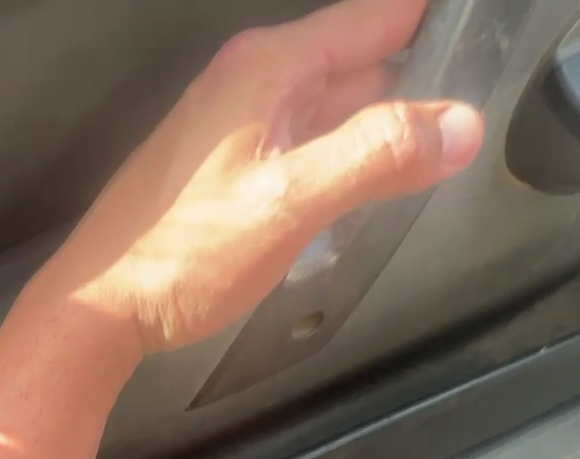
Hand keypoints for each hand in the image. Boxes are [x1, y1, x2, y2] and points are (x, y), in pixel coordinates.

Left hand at [38, 0, 482, 355]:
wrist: (99, 308)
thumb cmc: (180, 257)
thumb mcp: (289, 203)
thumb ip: (375, 158)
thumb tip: (458, 126)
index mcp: (265, 71)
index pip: (372, 17)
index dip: (433, 26)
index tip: (481, 44)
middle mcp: (241, 86)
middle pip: (348, 62)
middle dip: (408, 78)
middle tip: (462, 109)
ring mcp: (221, 129)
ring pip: (316, 109)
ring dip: (365, 123)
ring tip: (419, 144)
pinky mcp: (209, 174)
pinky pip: (285, 146)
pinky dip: (324, 156)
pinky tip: (343, 186)